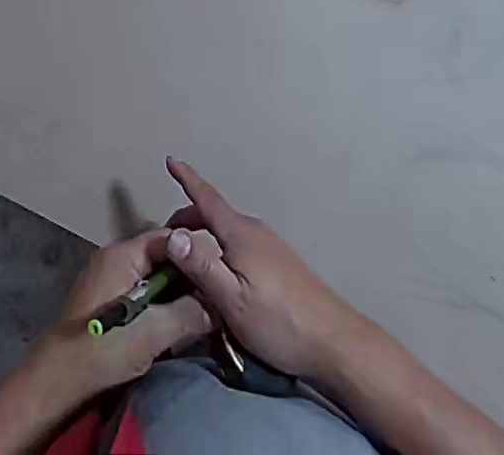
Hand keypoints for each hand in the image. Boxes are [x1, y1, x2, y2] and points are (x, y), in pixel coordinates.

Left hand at [25, 226, 215, 402]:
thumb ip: (188, 314)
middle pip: (162, 256)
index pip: (169, 239)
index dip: (196, 254)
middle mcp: (114, 258)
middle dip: (188, 276)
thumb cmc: (102, 349)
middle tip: (214, 298)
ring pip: (153, 277)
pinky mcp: (106, 300)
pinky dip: (159, 304)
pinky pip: (141, 291)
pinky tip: (174, 323)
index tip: (219, 274)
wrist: (58, 380)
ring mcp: (108, 278)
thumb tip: (218, 306)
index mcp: (122, 255)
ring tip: (201, 312)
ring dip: (174, 294)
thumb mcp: (152, 332)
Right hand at [162, 157, 374, 382]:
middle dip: (187, 218)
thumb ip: (201, 266)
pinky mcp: (280, 262)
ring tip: (188, 260)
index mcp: (240, 234)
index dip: (187, 179)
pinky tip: (220, 274)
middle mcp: (256, 231)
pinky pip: (240, 243)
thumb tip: (172, 235)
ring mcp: (271, 245)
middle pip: (214, 214)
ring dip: (204, 235)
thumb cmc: (280, 323)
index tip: (170, 160)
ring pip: (227, 230)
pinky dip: (220, 247)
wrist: (336, 343)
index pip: (207, 198)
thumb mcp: (232, 301)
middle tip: (167, 241)